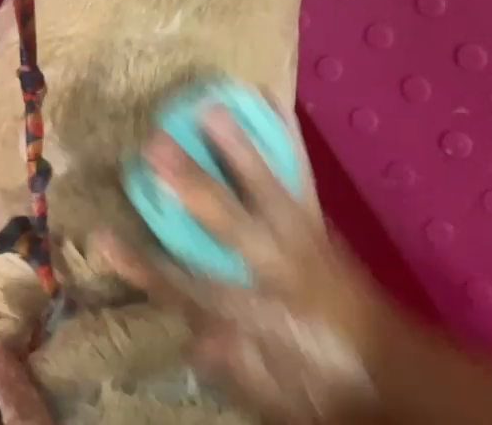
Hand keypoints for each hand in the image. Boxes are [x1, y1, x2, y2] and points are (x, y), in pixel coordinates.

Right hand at [97, 107, 385, 423]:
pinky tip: (272, 97)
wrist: (389, 366)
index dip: (144, 263)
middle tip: (154, 146)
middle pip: (231, 223)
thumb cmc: (321, 383)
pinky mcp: (318, 218)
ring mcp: (304, 237)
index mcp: (264, 317)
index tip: (102, 235)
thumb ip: (240, 369)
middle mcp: (283, 269)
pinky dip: (288, 136)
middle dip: (193, 184)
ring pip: (270, 187)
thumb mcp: (280, 399)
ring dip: (239, 146)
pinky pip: (303, 174)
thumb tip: (196, 335)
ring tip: (211, 105)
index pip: (192, 288)